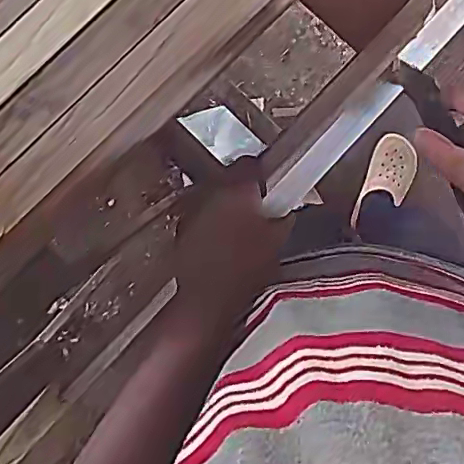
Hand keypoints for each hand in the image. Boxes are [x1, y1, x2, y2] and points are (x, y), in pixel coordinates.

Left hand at [170, 156, 289, 337]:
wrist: (207, 300)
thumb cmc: (246, 270)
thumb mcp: (276, 240)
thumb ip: (281, 216)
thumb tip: (284, 209)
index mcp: (238, 188)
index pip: (251, 163)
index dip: (263, 173)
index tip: (271, 185)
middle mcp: (209, 190)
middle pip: (228, 176)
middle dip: (242, 188)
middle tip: (258, 207)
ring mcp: (191, 208)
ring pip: (211, 195)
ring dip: (224, 204)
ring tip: (239, 226)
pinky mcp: (179, 227)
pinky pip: (198, 214)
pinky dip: (209, 221)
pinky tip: (220, 240)